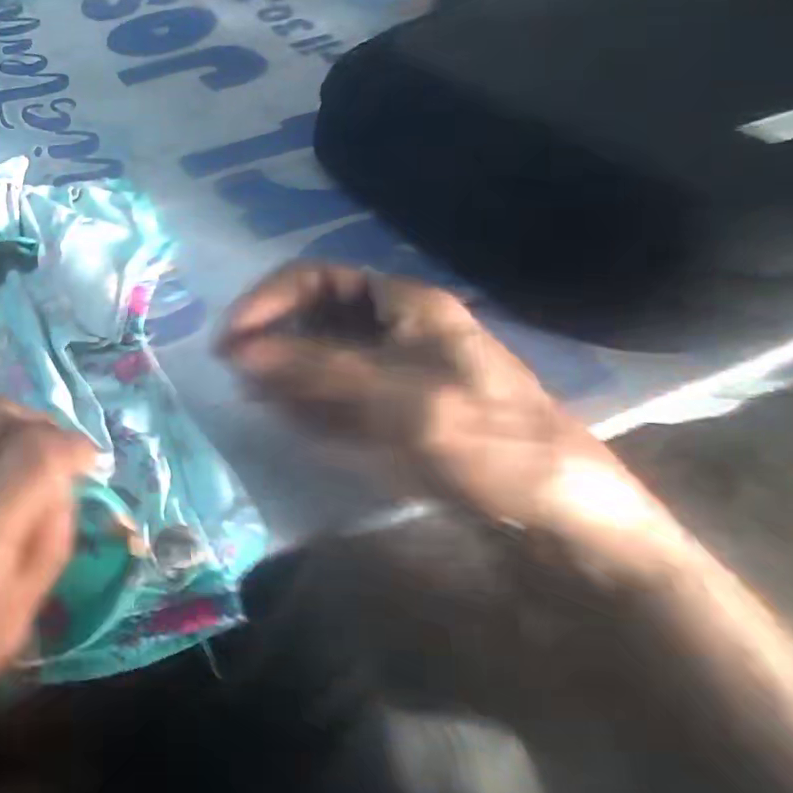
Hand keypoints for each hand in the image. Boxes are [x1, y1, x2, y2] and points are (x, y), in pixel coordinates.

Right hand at [217, 262, 688, 569]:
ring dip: (279, 375)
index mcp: (404, 306)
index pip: (314, 278)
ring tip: (259, 402)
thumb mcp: (401, 399)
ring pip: (312, 356)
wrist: (561, 515)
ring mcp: (388, 370)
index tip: (232, 337)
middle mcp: (391, 329)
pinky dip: (301, 404)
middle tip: (234, 373)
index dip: (267, 300)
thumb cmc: (492, 442)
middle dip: (268, 341)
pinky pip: (326, 394)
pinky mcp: (385, 408)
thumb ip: (316, 369)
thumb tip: (238, 350)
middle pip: (308, 316)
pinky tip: (292, 423)